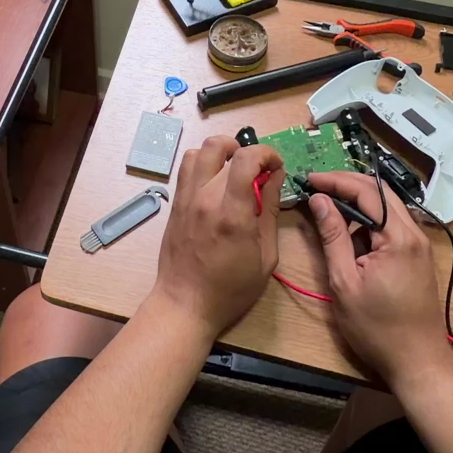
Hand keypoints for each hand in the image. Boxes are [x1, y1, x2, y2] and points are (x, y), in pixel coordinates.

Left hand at [151, 136, 280, 338]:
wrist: (185, 303)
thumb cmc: (231, 288)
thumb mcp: (265, 256)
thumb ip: (270, 210)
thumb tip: (275, 177)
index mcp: (232, 214)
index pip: (246, 159)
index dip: (266, 153)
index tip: (276, 165)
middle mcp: (205, 198)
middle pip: (223, 149)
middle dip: (249, 152)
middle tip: (259, 170)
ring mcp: (186, 197)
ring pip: (201, 149)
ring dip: (223, 150)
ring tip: (235, 168)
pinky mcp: (176, 201)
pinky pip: (186, 165)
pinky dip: (204, 160)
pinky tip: (215, 178)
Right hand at [303, 171, 448, 384]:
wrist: (419, 363)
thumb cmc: (377, 328)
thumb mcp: (345, 282)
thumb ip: (332, 237)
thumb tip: (320, 200)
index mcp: (398, 238)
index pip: (366, 191)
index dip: (336, 181)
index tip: (310, 179)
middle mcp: (414, 234)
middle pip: (380, 191)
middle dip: (347, 184)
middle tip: (317, 186)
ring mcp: (419, 244)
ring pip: (387, 206)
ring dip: (358, 201)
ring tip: (328, 206)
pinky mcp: (417, 255)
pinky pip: (392, 224)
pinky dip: (369, 219)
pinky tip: (350, 230)